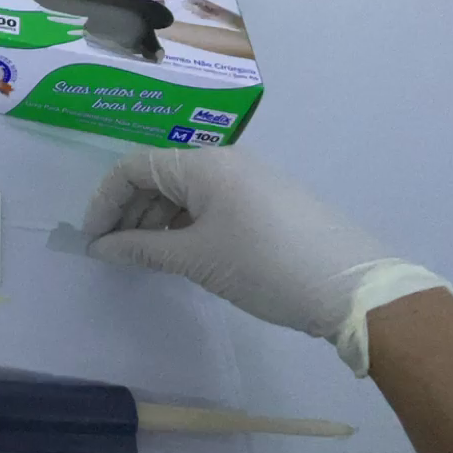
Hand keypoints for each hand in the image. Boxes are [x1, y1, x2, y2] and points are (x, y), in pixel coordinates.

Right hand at [81, 147, 448, 375]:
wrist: (358, 291)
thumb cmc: (265, 265)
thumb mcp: (195, 258)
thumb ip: (140, 248)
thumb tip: (101, 248)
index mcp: (202, 163)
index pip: (132, 168)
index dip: (104, 201)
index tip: (93, 239)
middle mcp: (223, 160)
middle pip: (156, 177)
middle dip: (128, 212)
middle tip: (115, 251)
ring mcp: (248, 179)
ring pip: (182, 191)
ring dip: (154, 221)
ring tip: (146, 257)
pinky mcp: (266, 200)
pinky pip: (208, 203)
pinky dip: (184, 224)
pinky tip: (181, 252)